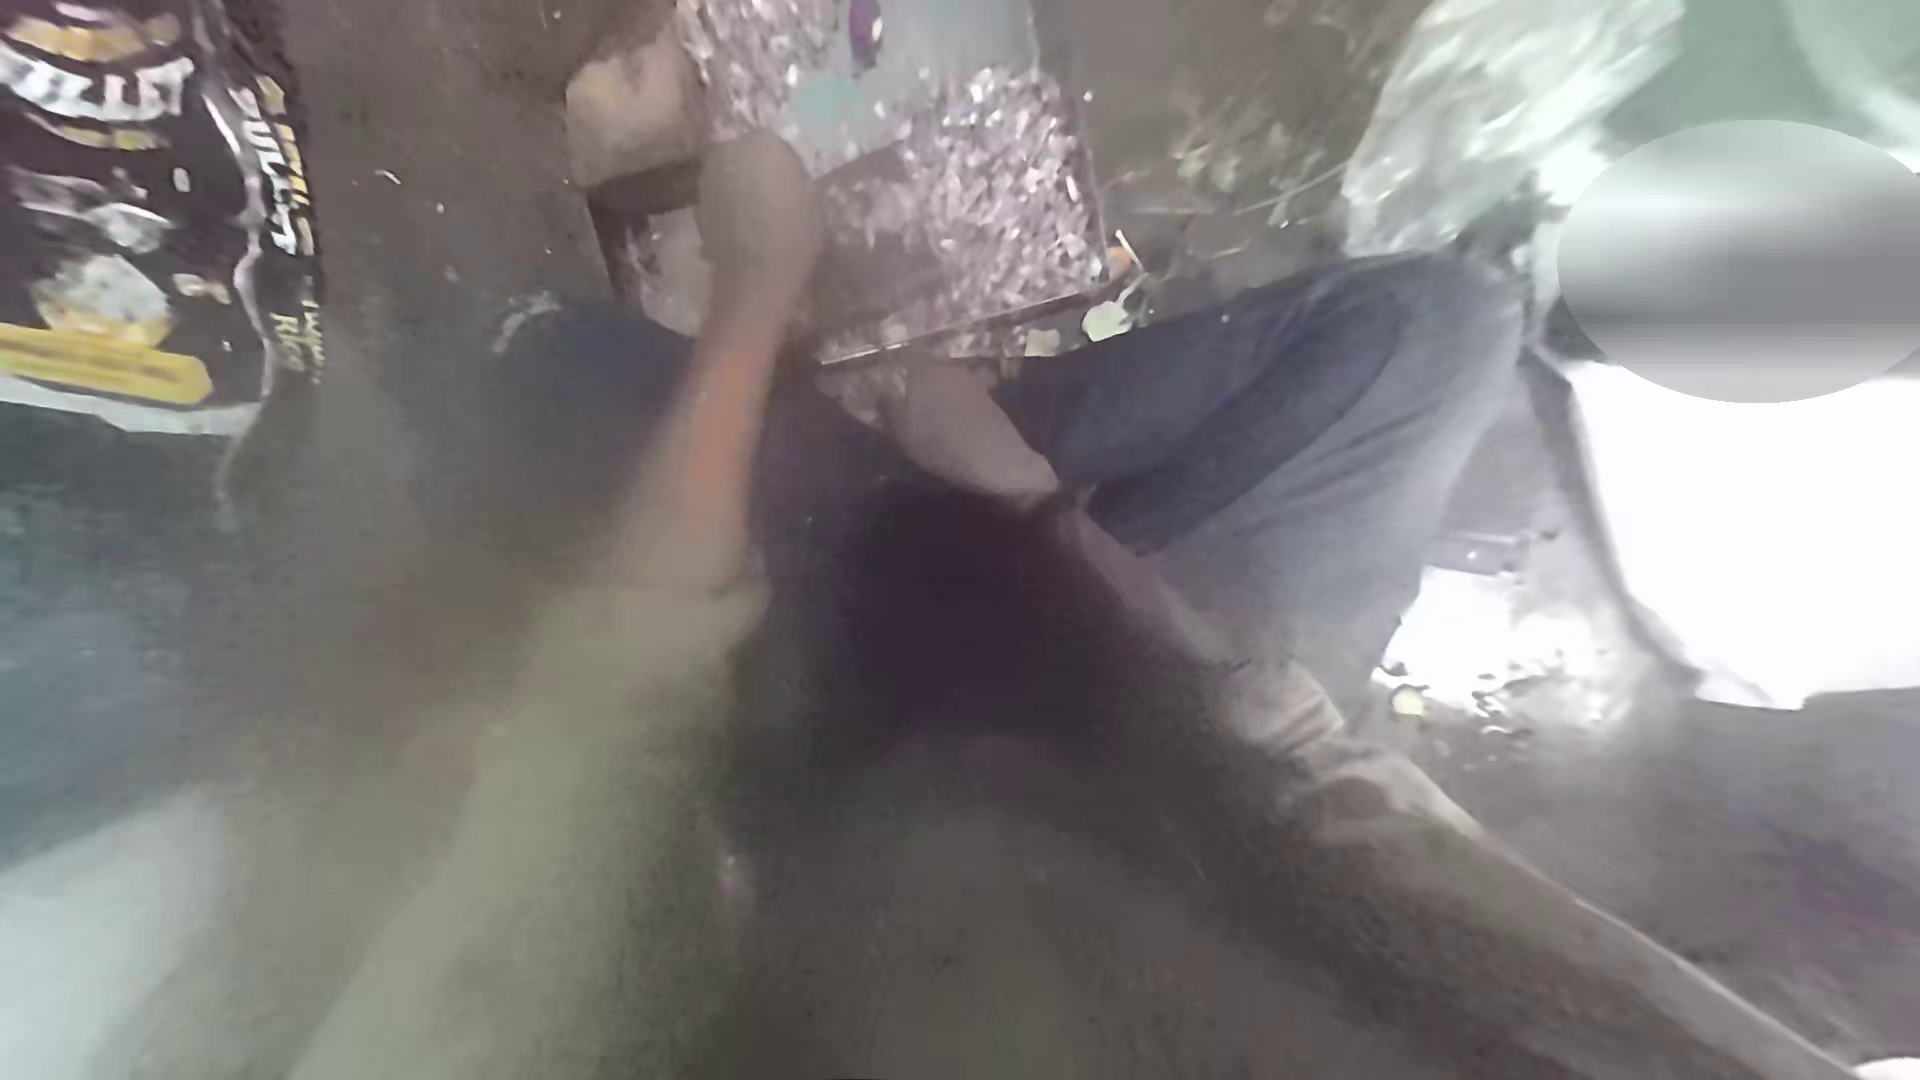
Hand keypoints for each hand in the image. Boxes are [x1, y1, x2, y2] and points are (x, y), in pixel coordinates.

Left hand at [696, 131, 824, 333]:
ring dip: (741, 192)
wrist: (756, 278)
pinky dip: (729, 213)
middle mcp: (730, 149)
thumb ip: (800, 182)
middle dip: (758, 174)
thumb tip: (789, 178)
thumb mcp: (815, 206)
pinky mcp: (698, 205)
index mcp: (765, 142)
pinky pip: (719, 202)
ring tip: (759, 222)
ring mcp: (708, 177)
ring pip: (730, 177)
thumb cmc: (795, 241)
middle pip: (746, 155)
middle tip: (776, 203)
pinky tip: (744, 235)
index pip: (776, 146)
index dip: (786, 170)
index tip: (795, 191)